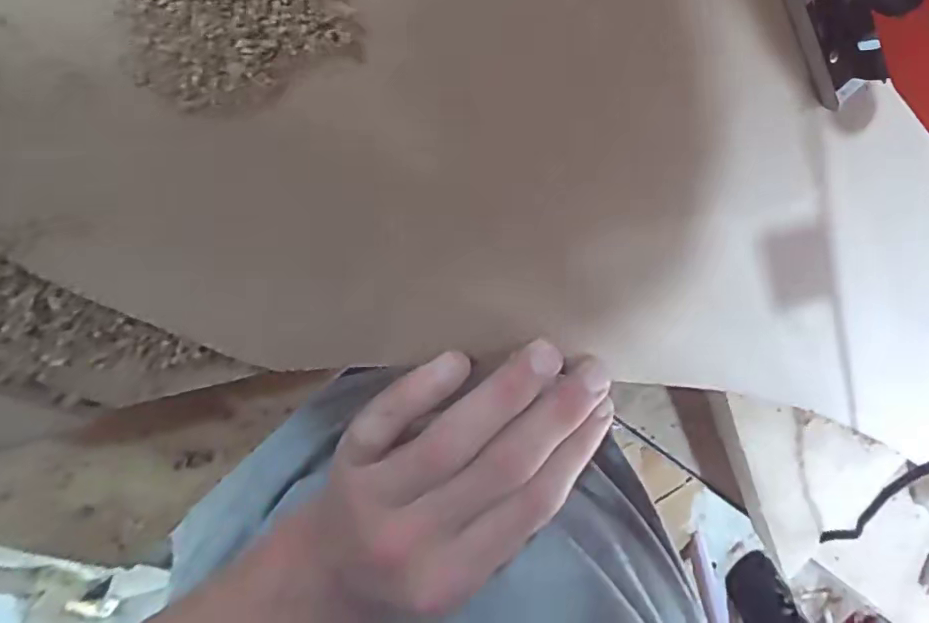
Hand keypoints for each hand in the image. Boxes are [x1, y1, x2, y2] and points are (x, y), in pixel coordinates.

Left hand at [160, 340, 613, 621]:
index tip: (605, 405)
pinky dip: (422, 388)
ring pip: (451, 439)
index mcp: (455, 576)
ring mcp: (374, 501)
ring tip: (547, 352)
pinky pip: (385, 420)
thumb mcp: (467, 559)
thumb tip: (584, 425)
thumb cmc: (415, 559)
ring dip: (506, 391)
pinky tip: (459, 357)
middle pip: (501, 467)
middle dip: (556, 413)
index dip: (576, 451)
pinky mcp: (345, 462)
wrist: (322, 574)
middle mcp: (414, 544)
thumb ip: (515, 507)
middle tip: (592, 369)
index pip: (532, 504)